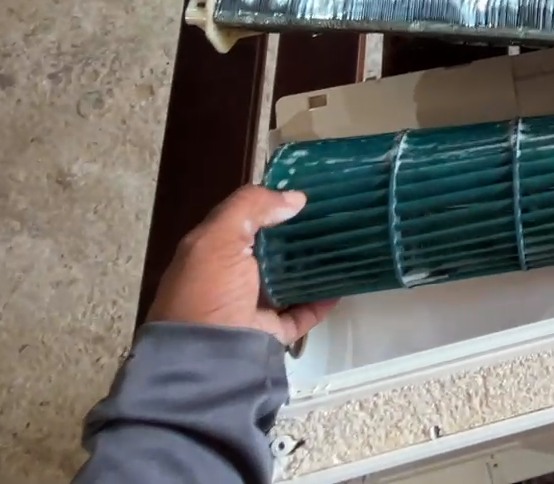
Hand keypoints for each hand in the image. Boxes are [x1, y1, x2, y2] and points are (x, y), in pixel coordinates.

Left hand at [148, 185, 338, 343]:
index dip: (274, 204)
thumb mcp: (216, 240)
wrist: (205, 363)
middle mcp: (232, 279)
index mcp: (213, 255)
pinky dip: (324, 297)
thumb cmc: (207, 295)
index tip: (310, 191)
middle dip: (302, 233)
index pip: (247, 221)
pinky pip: (305, 310)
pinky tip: (344, 280)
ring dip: (316, 264)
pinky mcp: (274, 331)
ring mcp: (254, 307)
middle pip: (274, 249)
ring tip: (348, 243)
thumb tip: (295, 199)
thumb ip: (250, 208)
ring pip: (292, 278)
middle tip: (338, 214)